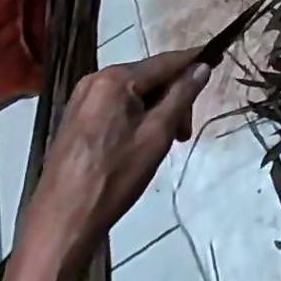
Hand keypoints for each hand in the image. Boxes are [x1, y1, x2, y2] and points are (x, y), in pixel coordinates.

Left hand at [23, 50, 211, 256]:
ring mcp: (82, 98)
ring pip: (133, 93)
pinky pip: (116, 105)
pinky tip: (141, 144)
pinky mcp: (76, 117)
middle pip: (149, 77)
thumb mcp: (157, 134)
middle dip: (173, 98)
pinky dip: (136, 117)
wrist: (62, 219)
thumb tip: (202, 66)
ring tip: (164, 143)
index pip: (165, 61)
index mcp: (115, 78)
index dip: (193, 63)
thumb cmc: (115, 176)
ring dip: (156, 110)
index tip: (217, 65)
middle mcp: (95, 79)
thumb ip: (182, 95)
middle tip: (184, 134)